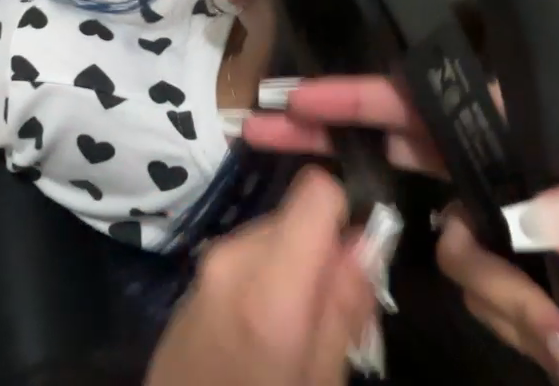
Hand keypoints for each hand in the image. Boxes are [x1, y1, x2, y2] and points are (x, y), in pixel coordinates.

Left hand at [146, 168, 373, 385]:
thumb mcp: (318, 384)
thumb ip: (343, 308)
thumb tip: (366, 239)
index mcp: (267, 284)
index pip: (315, 191)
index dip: (346, 214)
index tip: (362, 257)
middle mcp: (232, 258)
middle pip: (296, 217)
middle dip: (325, 254)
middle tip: (338, 318)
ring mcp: (205, 267)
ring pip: (272, 237)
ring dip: (297, 270)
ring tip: (300, 335)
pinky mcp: (193, 282)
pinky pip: (246, 259)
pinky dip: (267, 280)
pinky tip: (265, 335)